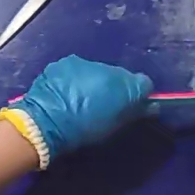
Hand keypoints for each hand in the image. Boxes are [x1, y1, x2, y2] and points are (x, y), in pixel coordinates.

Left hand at [5, 55, 152, 166]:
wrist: (44, 123)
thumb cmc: (83, 131)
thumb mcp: (113, 126)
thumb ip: (133, 111)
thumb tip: (150, 105)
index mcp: (122, 84)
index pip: (142, 82)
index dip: (138, 94)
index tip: (131, 104)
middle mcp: (104, 67)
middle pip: (118, 75)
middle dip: (114, 86)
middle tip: (103, 103)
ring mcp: (82, 63)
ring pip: (96, 71)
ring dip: (93, 81)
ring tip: (81, 98)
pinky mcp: (62, 63)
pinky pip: (75, 70)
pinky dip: (75, 79)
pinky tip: (66, 93)